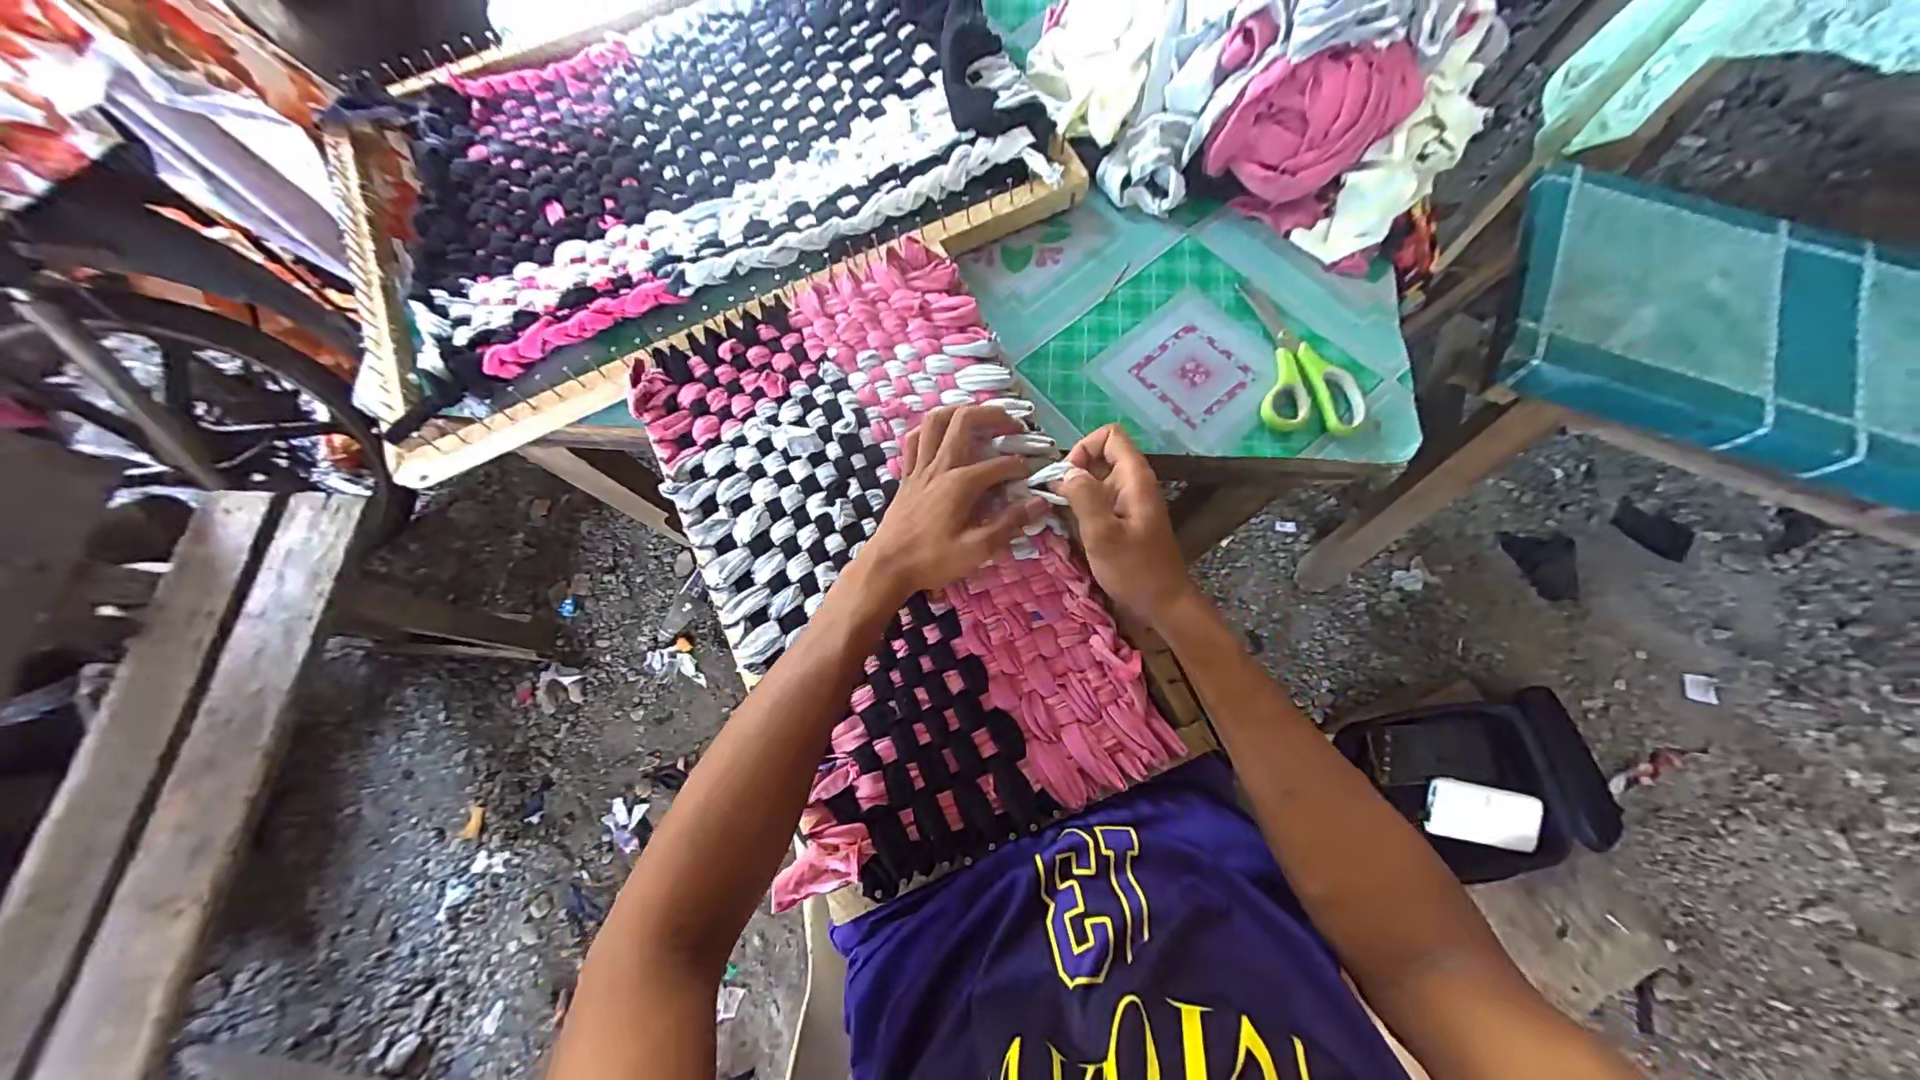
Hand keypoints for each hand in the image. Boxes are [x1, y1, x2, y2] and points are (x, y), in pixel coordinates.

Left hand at [854, 405, 1044, 603]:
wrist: (887, 566)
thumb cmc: (932, 560)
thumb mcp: (977, 549)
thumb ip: (1010, 523)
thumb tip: (1040, 503)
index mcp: (960, 484)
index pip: (1000, 464)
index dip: (1022, 465)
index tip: (1035, 472)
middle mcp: (939, 467)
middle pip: (964, 421)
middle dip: (993, 415)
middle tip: (1013, 424)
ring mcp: (919, 468)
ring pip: (935, 421)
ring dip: (958, 411)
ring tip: (978, 417)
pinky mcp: (906, 476)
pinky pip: (914, 440)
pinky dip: (928, 430)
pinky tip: (940, 436)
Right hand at [1055, 425, 1194, 627]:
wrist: (1162, 604)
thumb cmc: (1135, 570)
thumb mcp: (1103, 535)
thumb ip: (1084, 498)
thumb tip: (1066, 473)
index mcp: (1134, 478)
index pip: (1109, 436)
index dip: (1083, 448)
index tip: (1068, 478)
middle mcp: (1133, 483)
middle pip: (1099, 456)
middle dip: (1073, 471)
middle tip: (1056, 500)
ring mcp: (1128, 502)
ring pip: (1095, 479)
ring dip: (1074, 491)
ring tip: (1058, 515)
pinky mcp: (1122, 520)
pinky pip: (1097, 501)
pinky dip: (1080, 507)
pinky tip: (1070, 528)